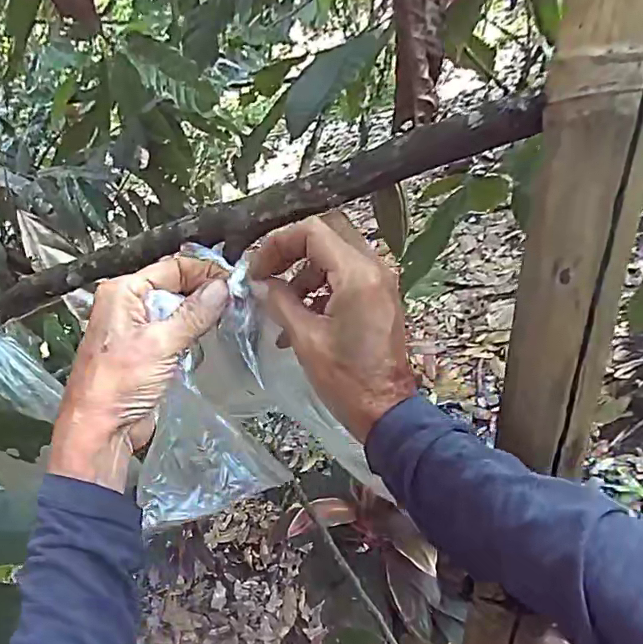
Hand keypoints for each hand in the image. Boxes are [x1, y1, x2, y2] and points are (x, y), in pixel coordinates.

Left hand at [50, 256, 228, 491]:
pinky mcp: (147, 354)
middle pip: (175, 287)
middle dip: (205, 293)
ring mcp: (137, 331)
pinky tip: (207, 340)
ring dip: (200, 315)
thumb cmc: (115, 385)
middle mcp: (128, 306)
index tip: (233, 282)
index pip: (172, 267)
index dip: (204, 272)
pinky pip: (174, 335)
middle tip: (235, 301)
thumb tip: (221, 289)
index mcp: (123, 292)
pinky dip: (192, 335)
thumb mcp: (160, 343)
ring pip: (177, 312)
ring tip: (228, 318)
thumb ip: (194, 314)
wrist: (101, 428)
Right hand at [247, 212, 419, 440]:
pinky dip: (321, 288)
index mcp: (358, 275)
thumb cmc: (347, 381)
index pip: (312, 231)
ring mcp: (381, 283)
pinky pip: (347, 277)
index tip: (257, 269)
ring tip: (281, 305)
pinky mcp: (381, 299)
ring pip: (336, 255)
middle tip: (267, 273)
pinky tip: (300, 319)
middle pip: (327, 234)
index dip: (277, 244)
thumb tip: (260, 284)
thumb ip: (279, 302)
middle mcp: (375, 269)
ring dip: (305, 273)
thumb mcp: (306, 339)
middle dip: (291, 250)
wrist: (385, 412)